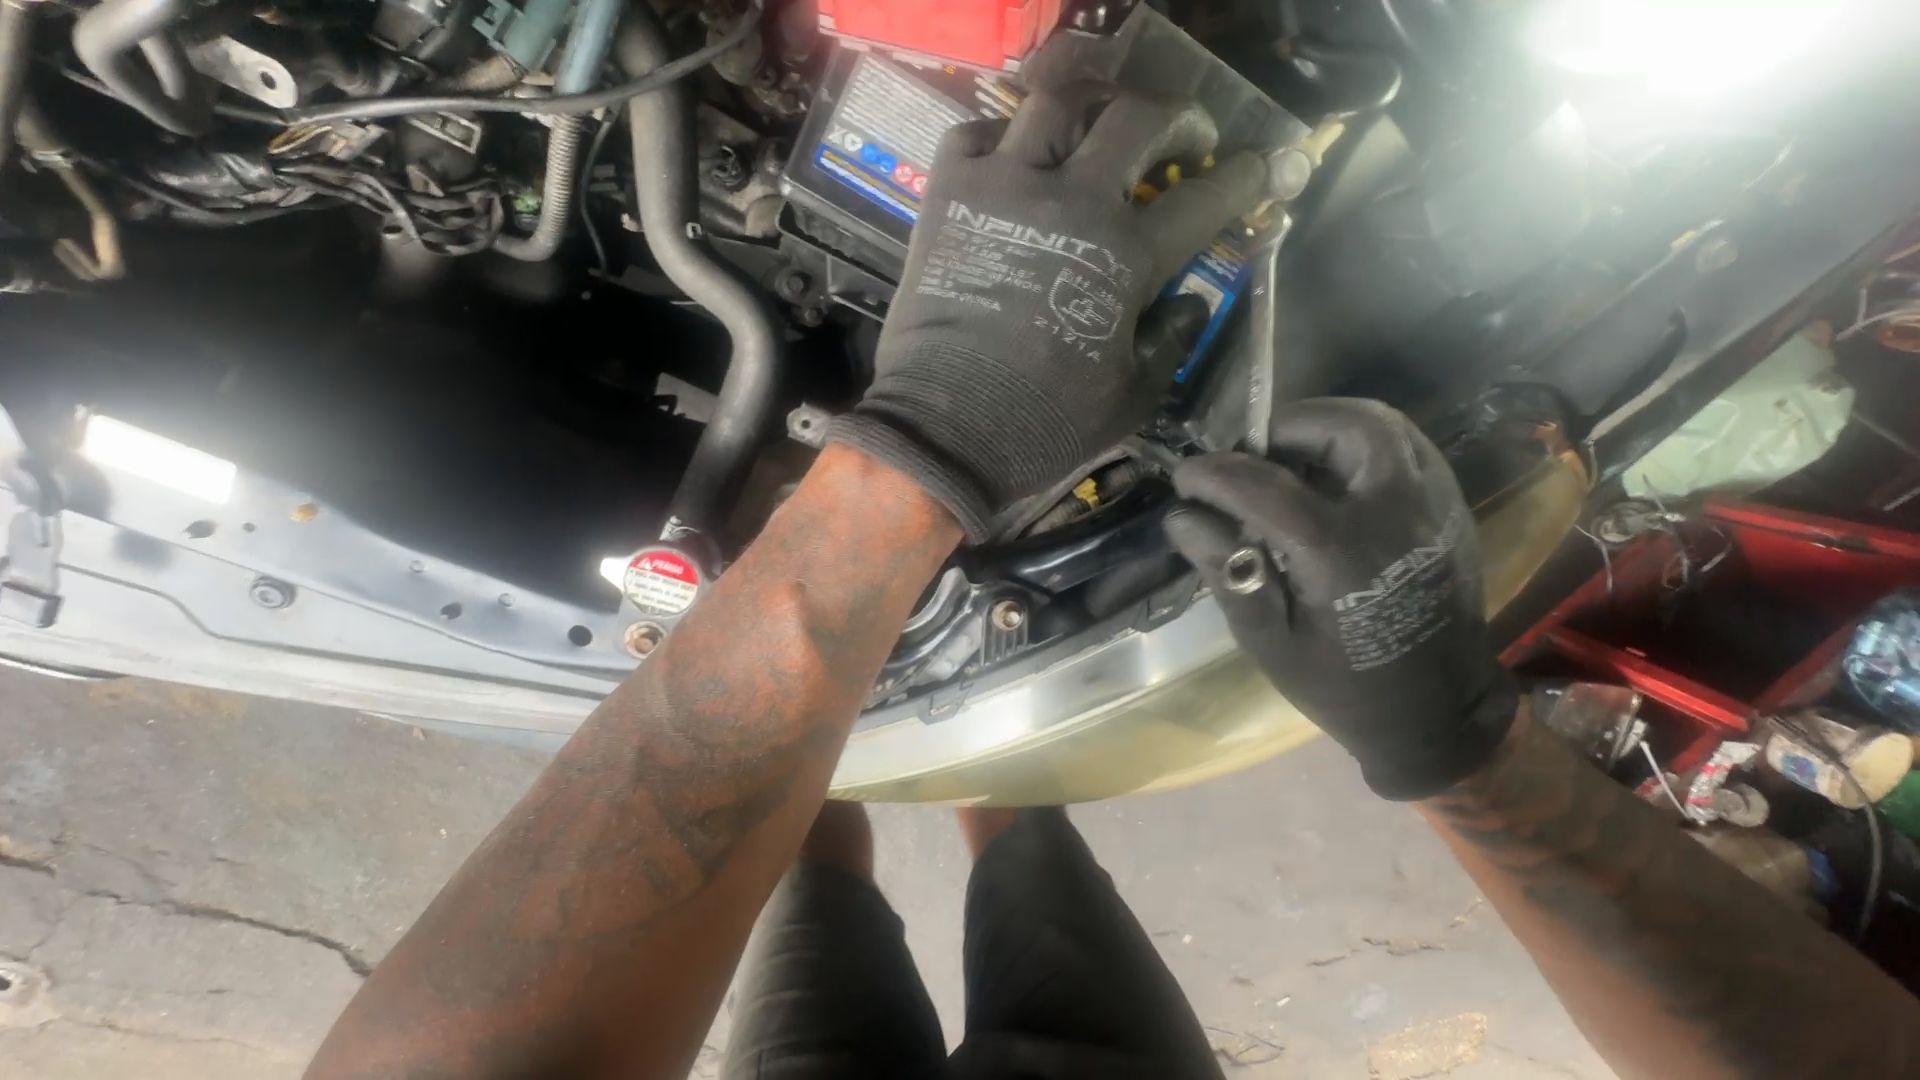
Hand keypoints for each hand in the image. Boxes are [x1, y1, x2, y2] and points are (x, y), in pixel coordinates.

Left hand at [829, 85, 1268, 540]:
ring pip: (1057, 101)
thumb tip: (1191, 299)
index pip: (1204, 197)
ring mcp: (1002, 188)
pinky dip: (1002, 136)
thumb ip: (1172, 340)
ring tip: (1104, 121)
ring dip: (1094, 102)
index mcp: (1125, 257)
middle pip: (1138, 119)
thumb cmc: (1044, 424)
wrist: (944, 432)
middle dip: (1179, 117)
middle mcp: (1070, 202)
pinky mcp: (947, 196)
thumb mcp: (1132, 397)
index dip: (1244, 177)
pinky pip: (976, 132)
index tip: (1260, 166)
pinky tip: (1015, 160)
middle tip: (1186, 136)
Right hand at [1162, 399, 1516, 799]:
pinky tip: (1327, 477)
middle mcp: (1397, 516)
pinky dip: (1356, 444)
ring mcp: (1433, 506)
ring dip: (1323, 428)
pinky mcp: (1448, 507)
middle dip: (1285, 428)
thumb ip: (1228, 572)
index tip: (1184, 478)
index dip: (1216, 475)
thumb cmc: (1344, 686)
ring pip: (1382, 425)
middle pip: (1346, 428)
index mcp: (1344, 556)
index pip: (1268, 487)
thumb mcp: (1270, 643)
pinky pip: (1404, 447)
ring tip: (1285, 460)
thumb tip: (1182, 517)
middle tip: (1249, 458)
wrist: (1438, 712)